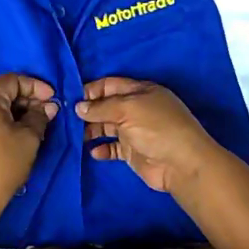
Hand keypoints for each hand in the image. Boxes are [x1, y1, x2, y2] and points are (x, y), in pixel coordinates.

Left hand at [0, 73, 57, 214]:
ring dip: (19, 113)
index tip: (53, 100)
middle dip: (28, 99)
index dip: (35, 85)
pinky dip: (7, 123)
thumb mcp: (29, 138)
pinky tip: (21, 136)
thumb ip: (40, 117)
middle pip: (3, 92)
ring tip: (38, 127)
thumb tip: (47, 107)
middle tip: (48, 114)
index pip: (12, 80)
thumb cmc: (4, 163)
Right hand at [76, 77, 225, 193]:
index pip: (110, 85)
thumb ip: (101, 107)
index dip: (91, 91)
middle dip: (88, 112)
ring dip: (91, 131)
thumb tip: (78, 107)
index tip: (71, 99)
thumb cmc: (156, 128)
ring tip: (77, 137)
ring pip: (107, 127)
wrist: (181, 164)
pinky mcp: (132, 152)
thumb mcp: (128, 109)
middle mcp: (136, 109)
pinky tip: (94, 152)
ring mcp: (134, 131)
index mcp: (140, 91)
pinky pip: (112, 148)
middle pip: (106, 106)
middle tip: (68, 120)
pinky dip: (102, 149)